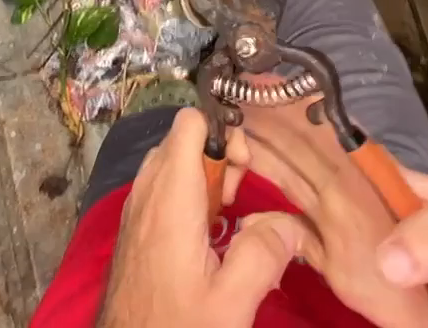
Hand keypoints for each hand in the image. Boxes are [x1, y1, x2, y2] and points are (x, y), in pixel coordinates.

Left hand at [96, 108, 308, 327]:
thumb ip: (264, 253)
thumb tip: (293, 222)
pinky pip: (162, 184)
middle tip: (239, 201)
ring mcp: (136, 203)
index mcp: (170, 194)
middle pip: (184, 138)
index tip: (245, 169)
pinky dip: (187, 193)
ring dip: (204, 176)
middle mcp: (147, 188)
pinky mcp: (134, 222)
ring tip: (226, 217)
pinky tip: (204, 232)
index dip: (223, 132)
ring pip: (173, 160)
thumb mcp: (231, 302)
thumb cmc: (176, 325)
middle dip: (218, 157)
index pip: (190, 121)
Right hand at [236, 104, 427, 327]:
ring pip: (290, 188)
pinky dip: (263, 224)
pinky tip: (236, 210)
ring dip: (256, 163)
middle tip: (215, 108)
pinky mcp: (343, 274)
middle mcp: (356, 199)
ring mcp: (347, 235)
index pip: (329, 136)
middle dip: (259, 128)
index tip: (256, 89)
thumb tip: (383, 253)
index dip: (293, 111)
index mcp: (384, 180)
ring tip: (217, 141)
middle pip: (299, 155)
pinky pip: (295, 243)